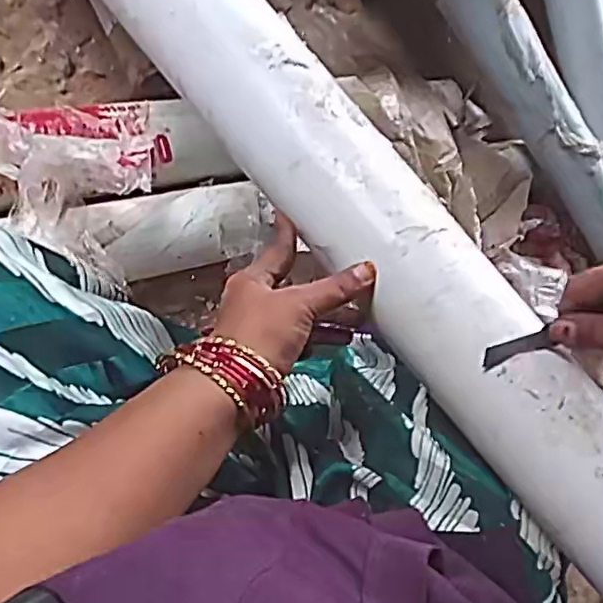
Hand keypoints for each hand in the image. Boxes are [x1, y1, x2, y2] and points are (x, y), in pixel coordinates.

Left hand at [213, 213, 374, 369]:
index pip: (277, 250)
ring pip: (303, 314)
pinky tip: (341, 337)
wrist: (237, 385)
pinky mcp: (272, 353)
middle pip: (296, 286)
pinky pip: (303, 337)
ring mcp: (263, 329)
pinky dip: (322, 335)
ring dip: (329, 315)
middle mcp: (255, 302)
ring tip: (356, 314)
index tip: (290, 218)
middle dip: (326, 286)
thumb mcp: (301, 304)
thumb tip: (364, 271)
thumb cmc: (257, 337)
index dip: (288, 234)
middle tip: (348, 277)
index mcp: (253, 280)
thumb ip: (334, 288)